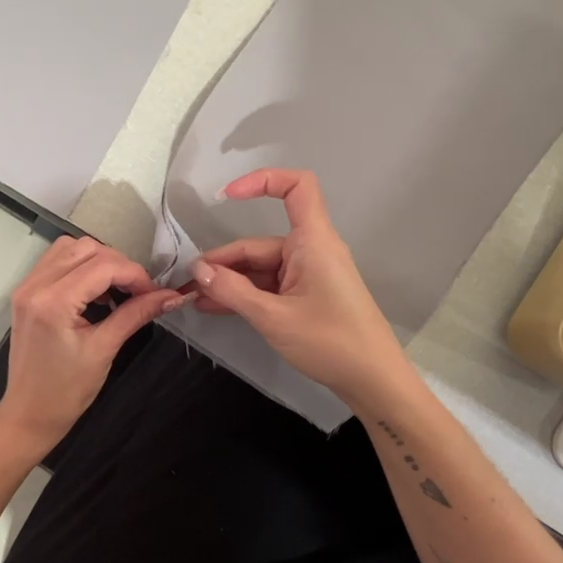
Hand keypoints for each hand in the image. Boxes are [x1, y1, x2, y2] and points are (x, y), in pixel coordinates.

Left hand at [0, 236, 183, 442]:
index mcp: (53, 302)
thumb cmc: (66, 391)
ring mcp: (26, 288)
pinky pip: (55, 263)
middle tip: (137, 292)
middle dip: (118, 264)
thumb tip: (171, 296)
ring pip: (69, 249)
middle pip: (86, 248)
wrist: (29, 413)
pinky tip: (95, 293)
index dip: (135, 274)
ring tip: (117, 290)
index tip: (154, 293)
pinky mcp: (25, 294)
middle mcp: (35, 286)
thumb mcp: (104, 349)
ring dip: (98, 261)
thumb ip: (135, 314)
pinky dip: (79, 267)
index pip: (103, 265)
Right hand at [189, 169, 409, 404]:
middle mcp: (311, 252)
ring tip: (194, 299)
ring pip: (260, 268)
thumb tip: (197, 272)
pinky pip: (268, 286)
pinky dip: (244, 294)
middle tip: (188, 284)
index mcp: (313, 242)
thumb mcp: (273, 317)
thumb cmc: (331, 342)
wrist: (373, 381)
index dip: (262, 181)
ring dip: (229, 282)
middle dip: (223, 261)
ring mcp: (308, 275)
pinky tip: (215, 307)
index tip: (226, 197)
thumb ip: (232, 291)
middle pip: (259, 243)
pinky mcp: (307, 297)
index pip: (296, 188)